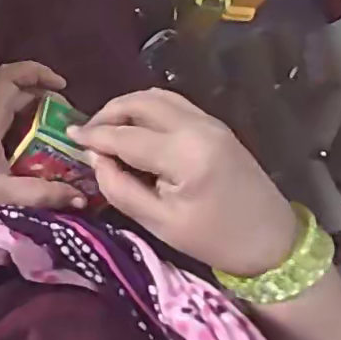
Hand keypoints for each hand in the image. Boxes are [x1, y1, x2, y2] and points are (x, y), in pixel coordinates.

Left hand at [0, 62, 88, 214]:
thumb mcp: (2, 194)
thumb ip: (42, 195)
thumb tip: (79, 198)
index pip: (10, 76)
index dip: (37, 71)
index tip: (61, 85)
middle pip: (14, 90)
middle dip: (43, 95)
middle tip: (65, 116)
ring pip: (7, 105)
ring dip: (32, 110)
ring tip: (55, 130)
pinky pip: (1, 121)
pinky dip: (20, 124)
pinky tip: (33, 146)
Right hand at [68, 89, 298, 275]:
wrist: (273, 242)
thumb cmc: (214, 240)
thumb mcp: (159, 223)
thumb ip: (120, 188)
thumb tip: (95, 158)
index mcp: (185, 155)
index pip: (126, 136)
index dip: (93, 135)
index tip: (68, 135)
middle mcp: (198, 128)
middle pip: (141, 103)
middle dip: (108, 113)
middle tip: (87, 132)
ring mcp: (211, 122)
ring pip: (158, 97)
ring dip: (127, 107)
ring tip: (107, 128)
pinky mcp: (216, 126)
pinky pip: (174, 104)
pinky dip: (148, 108)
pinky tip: (135, 128)